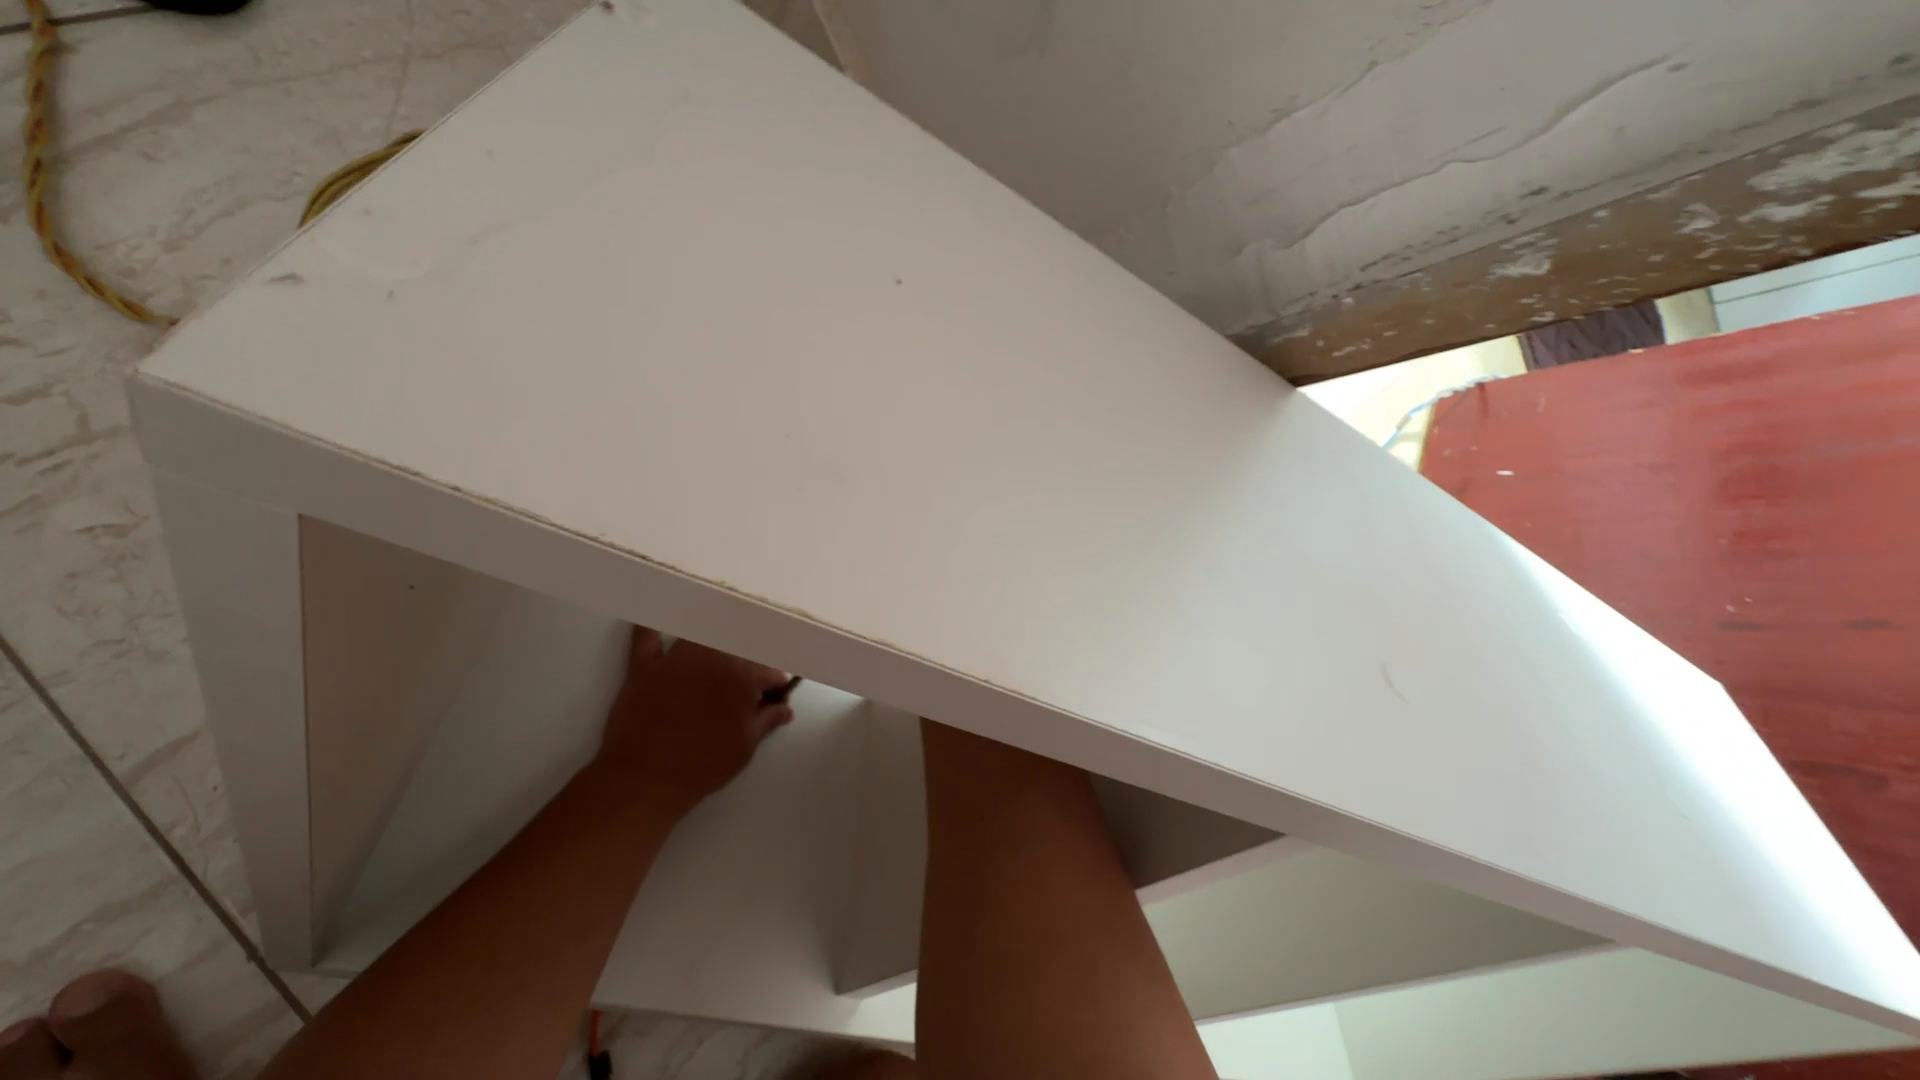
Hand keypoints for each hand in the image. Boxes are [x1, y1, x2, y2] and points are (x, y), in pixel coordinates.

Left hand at [593, 626, 795, 814]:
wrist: (644, 777)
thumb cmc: (703, 765)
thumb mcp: (745, 748)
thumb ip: (766, 721)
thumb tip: (784, 708)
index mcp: (742, 676)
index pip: (769, 672)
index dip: (775, 687)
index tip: (774, 700)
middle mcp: (712, 657)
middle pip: (736, 650)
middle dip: (748, 664)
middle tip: (746, 687)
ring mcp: (675, 658)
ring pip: (699, 636)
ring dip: (712, 643)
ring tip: (716, 657)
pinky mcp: (643, 665)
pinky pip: (647, 637)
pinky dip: (652, 627)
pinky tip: (657, 619)